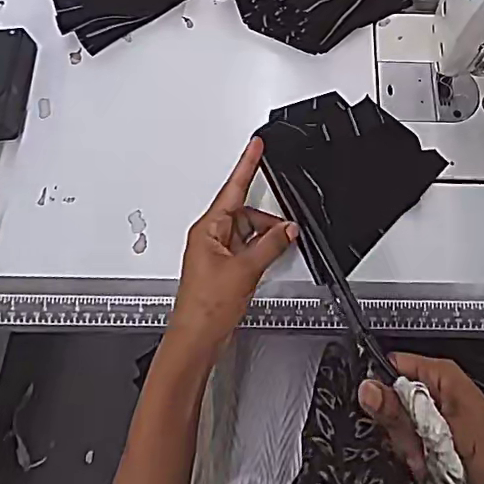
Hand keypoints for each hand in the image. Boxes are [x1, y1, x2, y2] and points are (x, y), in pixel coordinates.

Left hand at [166, 138, 296, 356]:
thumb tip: (286, 229)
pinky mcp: (224, 267)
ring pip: (248, 232)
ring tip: (275, 253)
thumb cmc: (205, 306)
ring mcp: (217, 252)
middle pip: (245, 213)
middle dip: (267, 220)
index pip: (232, 188)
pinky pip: (246, 248)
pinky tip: (268, 261)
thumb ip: (270, 245)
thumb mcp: (245, 269)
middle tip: (285, 229)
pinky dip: (260, 252)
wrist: (196, 337)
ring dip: (264, 239)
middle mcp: (210, 236)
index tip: (255, 146)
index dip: (246, 164)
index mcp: (208, 228)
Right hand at [359, 352, 483, 483]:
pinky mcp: (444, 440)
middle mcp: (441, 391)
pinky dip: (421, 462)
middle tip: (419, 449)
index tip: (385, 417)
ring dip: (411, 452)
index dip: (381, 391)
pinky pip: (415, 446)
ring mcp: (442, 417)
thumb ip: (401, 413)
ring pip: (403, 428)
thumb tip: (366, 388)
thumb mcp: (443, 436)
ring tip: (432, 464)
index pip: (391, 365)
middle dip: (400, 432)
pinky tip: (435, 472)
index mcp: (442, 375)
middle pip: (394, 401)